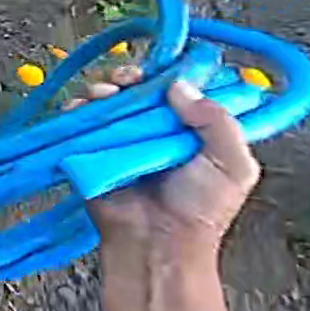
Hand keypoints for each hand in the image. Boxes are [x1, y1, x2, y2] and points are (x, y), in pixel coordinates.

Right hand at [77, 74, 260, 257]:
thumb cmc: (199, 210)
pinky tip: (81, 106)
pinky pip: (79, 118)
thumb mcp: (233, 166)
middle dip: (130, 76)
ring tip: (103, 94)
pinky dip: (77, 107)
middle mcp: (153, 128)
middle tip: (127, 80)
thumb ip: (219, 122)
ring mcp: (120, 137)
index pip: (178, 87)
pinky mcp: (91, 148)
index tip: (162, 70)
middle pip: (137, 87)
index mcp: (190, 128)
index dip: (169, 73)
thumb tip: (179, 85)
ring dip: (102, 88)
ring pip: (106, 97)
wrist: (155, 241)